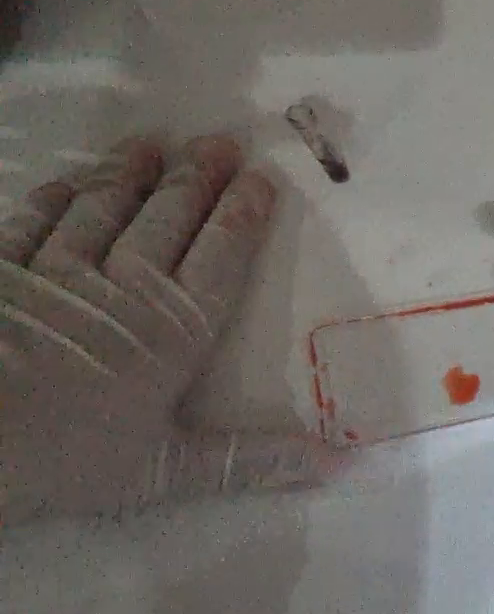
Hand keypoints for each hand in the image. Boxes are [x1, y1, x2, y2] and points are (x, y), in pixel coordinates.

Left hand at [0, 137, 340, 524]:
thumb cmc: (54, 460)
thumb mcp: (163, 473)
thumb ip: (252, 461)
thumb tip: (343, 464)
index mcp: (171, 331)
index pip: (219, 259)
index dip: (242, 216)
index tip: (263, 179)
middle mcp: (118, 292)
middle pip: (164, 223)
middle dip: (194, 180)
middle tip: (217, 140)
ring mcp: (46, 280)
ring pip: (98, 214)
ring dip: (128, 176)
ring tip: (152, 143)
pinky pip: (23, 226)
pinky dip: (50, 199)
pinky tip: (68, 181)